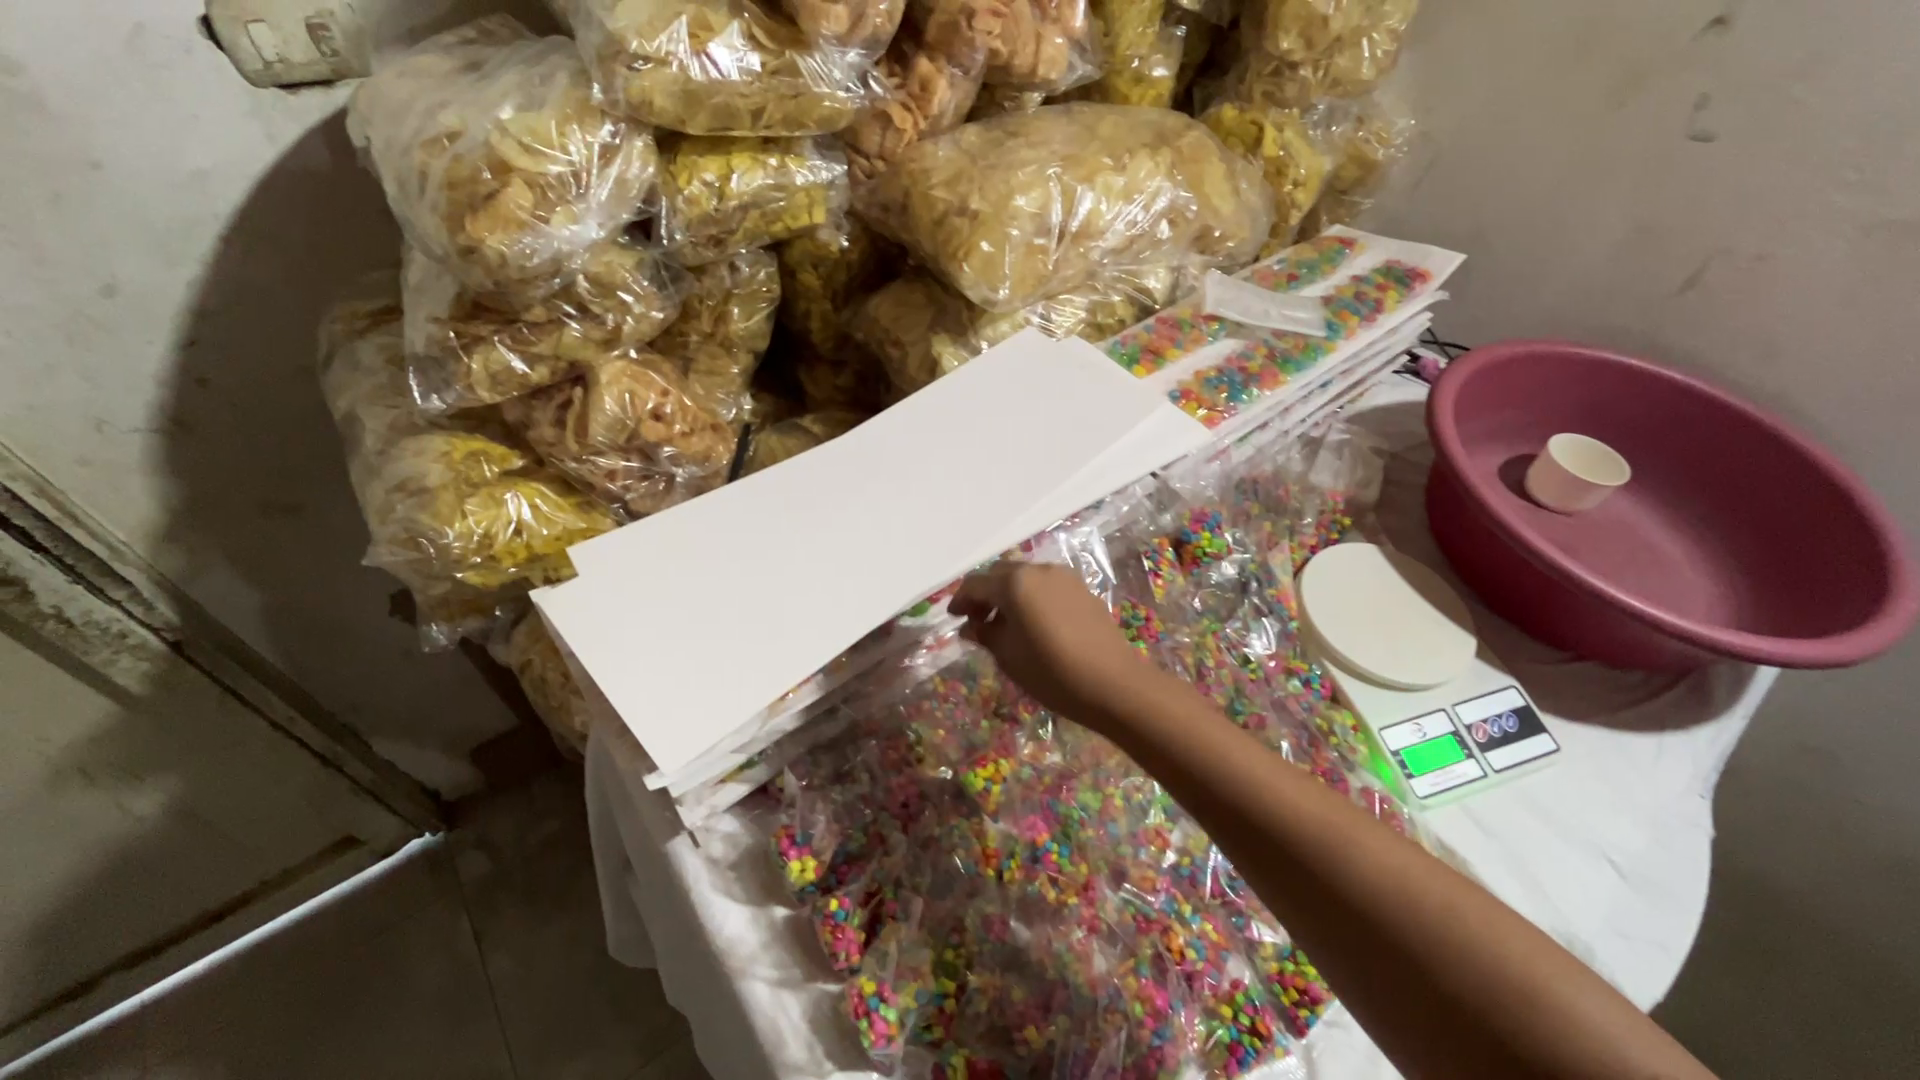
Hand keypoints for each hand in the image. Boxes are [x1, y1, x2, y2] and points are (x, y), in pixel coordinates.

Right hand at [950, 562, 1153, 724]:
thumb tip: (971, 626)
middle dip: (986, 595)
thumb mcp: (1008, 656)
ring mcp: (1065, 578)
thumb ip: (985, 635)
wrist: (1114, 684)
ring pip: (1026, 579)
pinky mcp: (1084, 591)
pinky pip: (1047, 588)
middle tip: (977, 622)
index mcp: (1015, 583)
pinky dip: (1032, 599)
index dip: (960, 600)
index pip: (976, 584)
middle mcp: (1039, 571)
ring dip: (1010, 596)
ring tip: (1005, 627)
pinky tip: (1033, 626)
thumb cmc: (1052, 672)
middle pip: (1002, 574)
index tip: (954, 618)